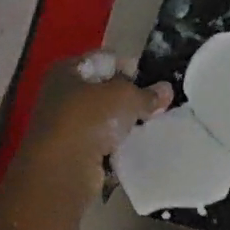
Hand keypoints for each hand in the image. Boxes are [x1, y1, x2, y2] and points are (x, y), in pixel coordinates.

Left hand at [23, 51, 171, 191]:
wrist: (64, 168)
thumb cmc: (89, 120)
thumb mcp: (125, 98)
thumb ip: (147, 94)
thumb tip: (167, 89)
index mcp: (68, 70)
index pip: (105, 61)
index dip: (132, 69)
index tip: (155, 84)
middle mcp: (62, 94)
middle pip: (105, 92)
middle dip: (131, 100)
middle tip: (156, 110)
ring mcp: (67, 125)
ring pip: (106, 120)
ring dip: (126, 126)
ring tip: (151, 130)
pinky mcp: (74, 153)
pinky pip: (103, 145)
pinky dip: (118, 148)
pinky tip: (135, 151)